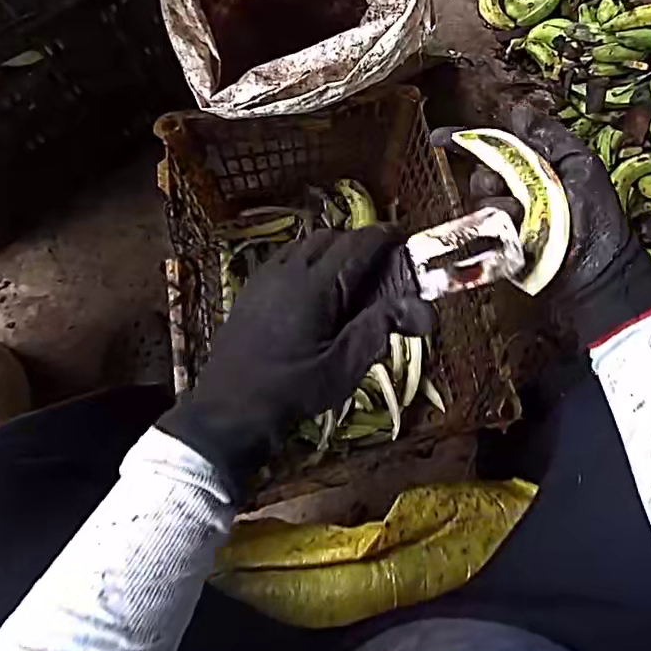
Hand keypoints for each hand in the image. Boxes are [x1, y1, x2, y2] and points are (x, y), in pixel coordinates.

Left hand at [158, 225, 435, 492]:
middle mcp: (289, 271)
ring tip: (351, 273)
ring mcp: (265, 277)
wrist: (226, 413)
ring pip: (307, 243)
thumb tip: (424, 309)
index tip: (403, 237)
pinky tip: (316, 286)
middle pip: (333, 237)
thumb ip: (380, 329)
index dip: (384, 236)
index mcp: (315, 287)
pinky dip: (309, 258)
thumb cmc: (291, 392)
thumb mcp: (343, 368)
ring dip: (334, 249)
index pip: (357, 245)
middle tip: (382, 263)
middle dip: (360, 242)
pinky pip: (287, 256)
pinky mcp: (251, 288)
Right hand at [435, 105, 650, 346]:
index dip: (469, 139)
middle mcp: (519, 189)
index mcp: (538, 167)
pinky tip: (518, 228)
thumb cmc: (598, 218)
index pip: (498, 146)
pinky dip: (501, 221)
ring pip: (481, 196)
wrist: (597, 269)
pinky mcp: (501, 242)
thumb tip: (519, 112)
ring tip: (525, 212)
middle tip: (508, 184)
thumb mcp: (581, 164)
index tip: (441, 137)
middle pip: (483, 169)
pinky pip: (485, 224)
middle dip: (489, 171)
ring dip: (500, 199)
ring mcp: (508, 217)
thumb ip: (549, 135)